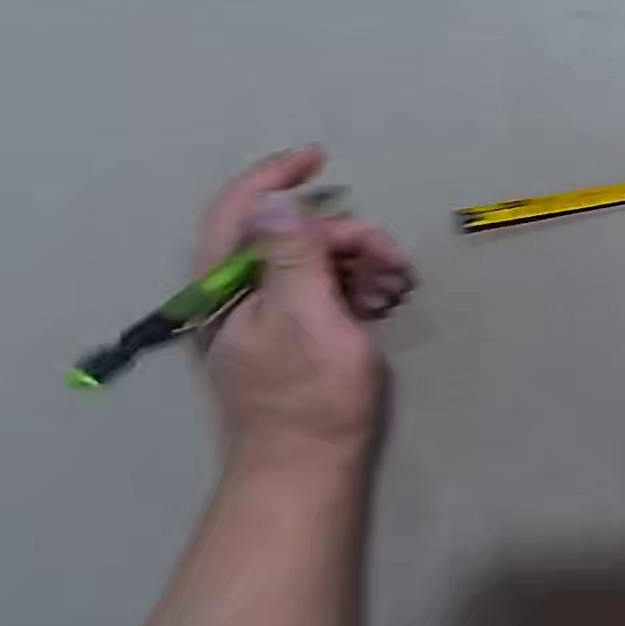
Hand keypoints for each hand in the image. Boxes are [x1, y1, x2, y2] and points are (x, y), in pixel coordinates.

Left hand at [192, 147, 413, 469]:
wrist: (306, 466)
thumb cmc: (310, 397)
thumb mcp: (308, 320)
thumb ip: (291, 258)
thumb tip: (277, 200)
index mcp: (226, 286)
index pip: (241, 209)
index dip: (277, 177)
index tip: (320, 159)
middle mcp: (238, 293)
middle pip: (291, 235)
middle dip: (348, 238)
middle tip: (394, 262)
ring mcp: (266, 313)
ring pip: (313, 261)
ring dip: (360, 263)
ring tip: (397, 289)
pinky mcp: (293, 331)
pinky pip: (323, 289)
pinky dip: (356, 286)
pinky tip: (384, 302)